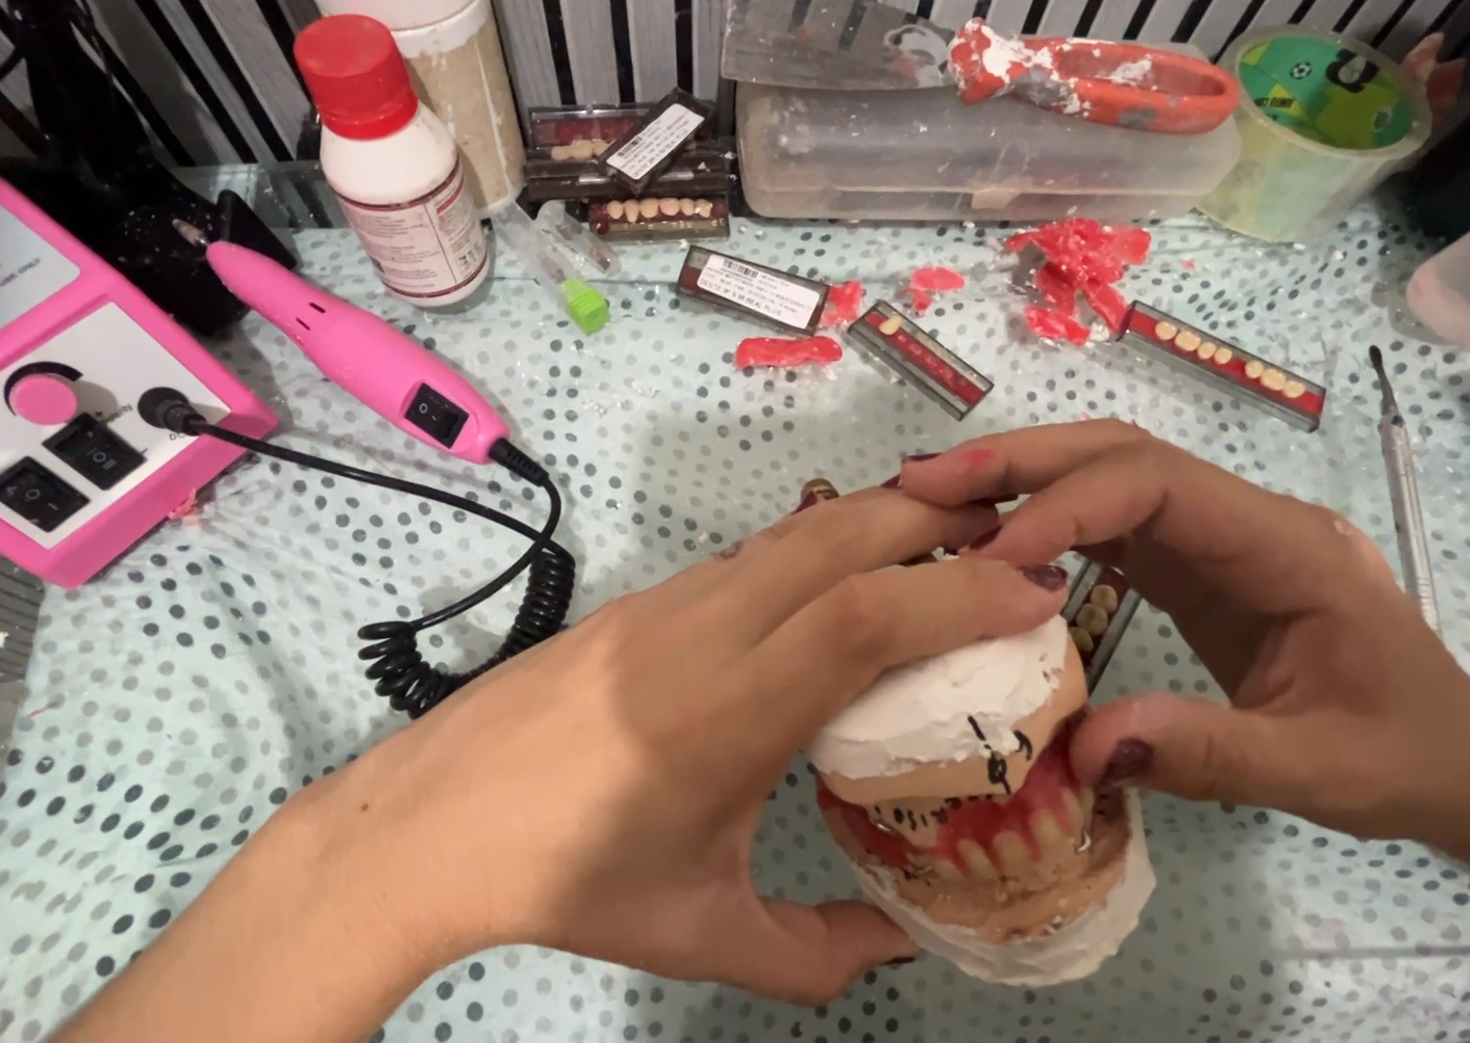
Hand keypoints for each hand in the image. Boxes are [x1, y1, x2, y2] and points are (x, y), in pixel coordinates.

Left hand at [311, 487, 1067, 1003]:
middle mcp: (706, 629)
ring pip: (797, 529)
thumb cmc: (569, 878)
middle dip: (939, 524)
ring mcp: (672, 599)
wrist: (435, 815)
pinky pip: (756, 549)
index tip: (1034, 593)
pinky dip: (825, 540)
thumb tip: (903, 934)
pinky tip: (849, 573)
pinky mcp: (649, 596)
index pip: (862, 618)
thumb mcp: (702, 932)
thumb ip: (818, 950)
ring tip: (947, 542)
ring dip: (882, 519)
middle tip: (1013, 545)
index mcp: (729, 711)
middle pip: (840, 537)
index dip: (957, 591)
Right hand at [898, 421, 1469, 870]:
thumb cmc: (1409, 756)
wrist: (1460, 760)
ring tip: (931, 497)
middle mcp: (1240, 517)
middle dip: (1017, 460)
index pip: (1159, 485)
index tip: (991, 555)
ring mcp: (1210, 534)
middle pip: (1116, 452)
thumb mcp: (1325, 771)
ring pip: (1099, 475)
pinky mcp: (1185, 562)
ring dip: (1013, 480)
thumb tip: (1080, 744)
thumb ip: (1210, 754)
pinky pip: (1100, 522)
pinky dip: (1035, 521)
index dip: (1067, 506)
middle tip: (923, 481)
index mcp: (1283, 544)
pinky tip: (984, 539)